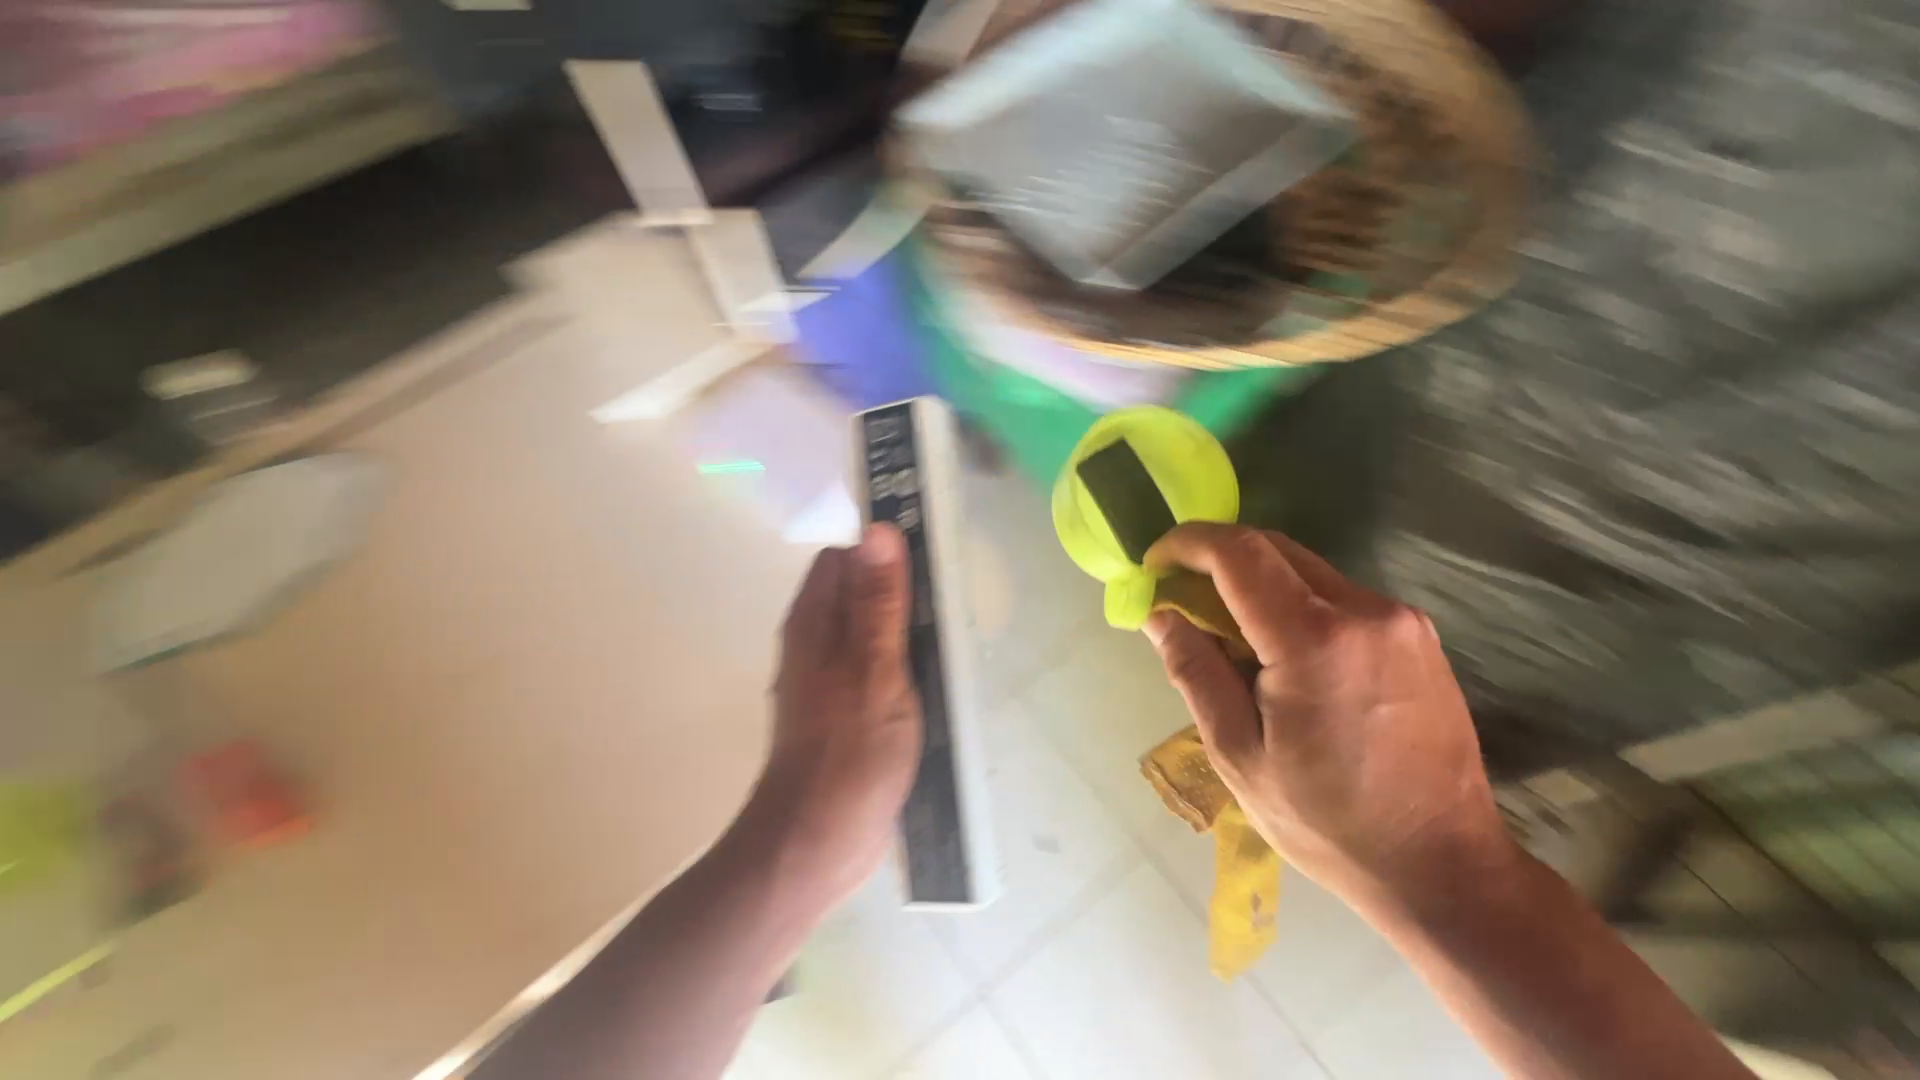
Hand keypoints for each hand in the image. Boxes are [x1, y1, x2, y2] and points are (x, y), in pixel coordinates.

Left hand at [740, 524, 920, 906]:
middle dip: (902, 591)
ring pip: (870, 631)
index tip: (931, 564)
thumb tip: (877, 530)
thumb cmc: (849, 754)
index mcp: (815, 621)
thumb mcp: (875, 670)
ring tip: (947, 645)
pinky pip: (875, 667)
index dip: (884, 551)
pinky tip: (931, 684)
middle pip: (860, 590)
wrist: (817, 842)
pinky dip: (902, 665)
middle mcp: (814, 642)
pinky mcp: (844, 711)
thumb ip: (878, 603)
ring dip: (906, 630)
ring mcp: (828, 678)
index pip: (846, 555)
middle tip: (946, 612)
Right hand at [1142, 524, 1516, 907]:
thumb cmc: (1327, 821)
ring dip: (1257, 585)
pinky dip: (1296, 605)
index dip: (1187, 543)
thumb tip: (1161, 615)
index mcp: (1314, 640)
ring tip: (1230, 640)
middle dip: (1217, 561)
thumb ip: (1195, 672)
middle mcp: (1364, 610)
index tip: (1154, 564)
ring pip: (1307, 570)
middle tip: (1181, 601)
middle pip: (1273, 549)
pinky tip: (1284, 657)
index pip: (1238, 553)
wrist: (1443, 866)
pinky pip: (1339, 596)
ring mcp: (1400, 619)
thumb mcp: (1239, 754)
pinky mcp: (1418, 636)